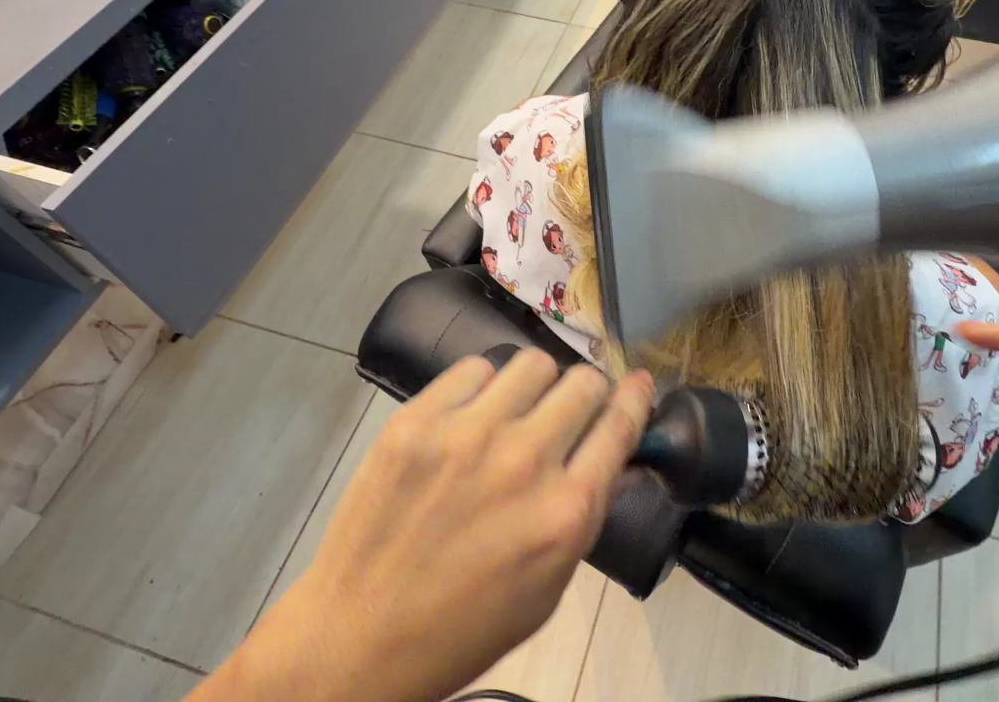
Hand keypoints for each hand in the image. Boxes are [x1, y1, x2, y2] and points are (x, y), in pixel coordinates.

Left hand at [229, 351, 654, 701]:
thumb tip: (620, 457)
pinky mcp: (416, 420)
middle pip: (583, 383)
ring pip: (533, 363)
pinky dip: (484, 386)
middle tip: (573, 408)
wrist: (359, 636)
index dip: (636, 398)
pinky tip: (472, 415)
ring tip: (519, 409)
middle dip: (589, 392)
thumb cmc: (466, 624)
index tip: (639, 384)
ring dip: (538, 385)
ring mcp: (466, 434)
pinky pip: (474, 368)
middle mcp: (524, 461)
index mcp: (565, 512)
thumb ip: (589, 512)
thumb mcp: (550, 584)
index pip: (620, 425)